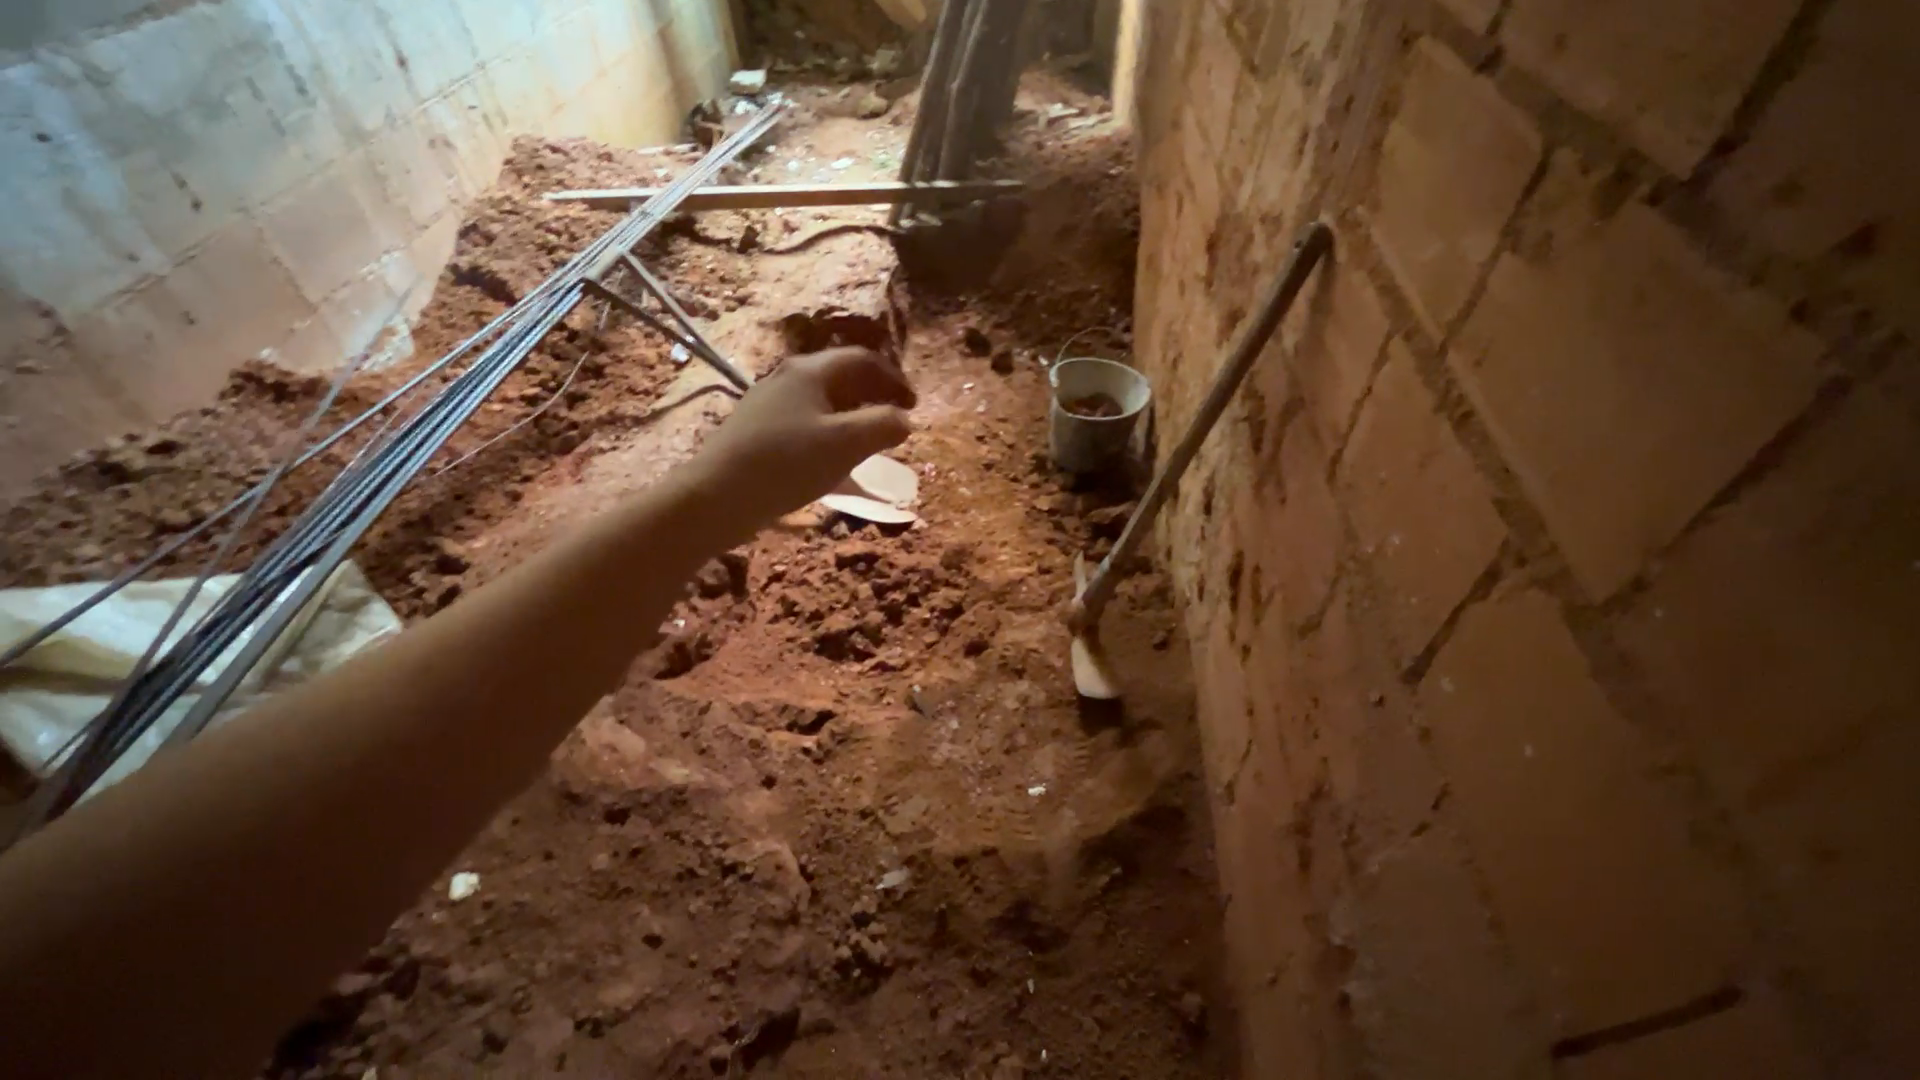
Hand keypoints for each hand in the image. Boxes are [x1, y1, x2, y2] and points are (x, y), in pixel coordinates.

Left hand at [688, 347, 915, 524]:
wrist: (717, 495)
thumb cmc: (787, 463)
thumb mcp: (846, 444)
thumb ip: (883, 426)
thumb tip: (905, 419)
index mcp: (811, 371)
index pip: (863, 360)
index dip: (894, 379)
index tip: (914, 405)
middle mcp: (788, 378)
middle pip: (841, 377)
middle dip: (873, 396)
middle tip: (895, 421)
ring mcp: (769, 404)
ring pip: (822, 401)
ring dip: (852, 416)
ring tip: (869, 443)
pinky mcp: (757, 431)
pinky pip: (805, 422)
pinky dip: (829, 433)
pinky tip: (832, 461)